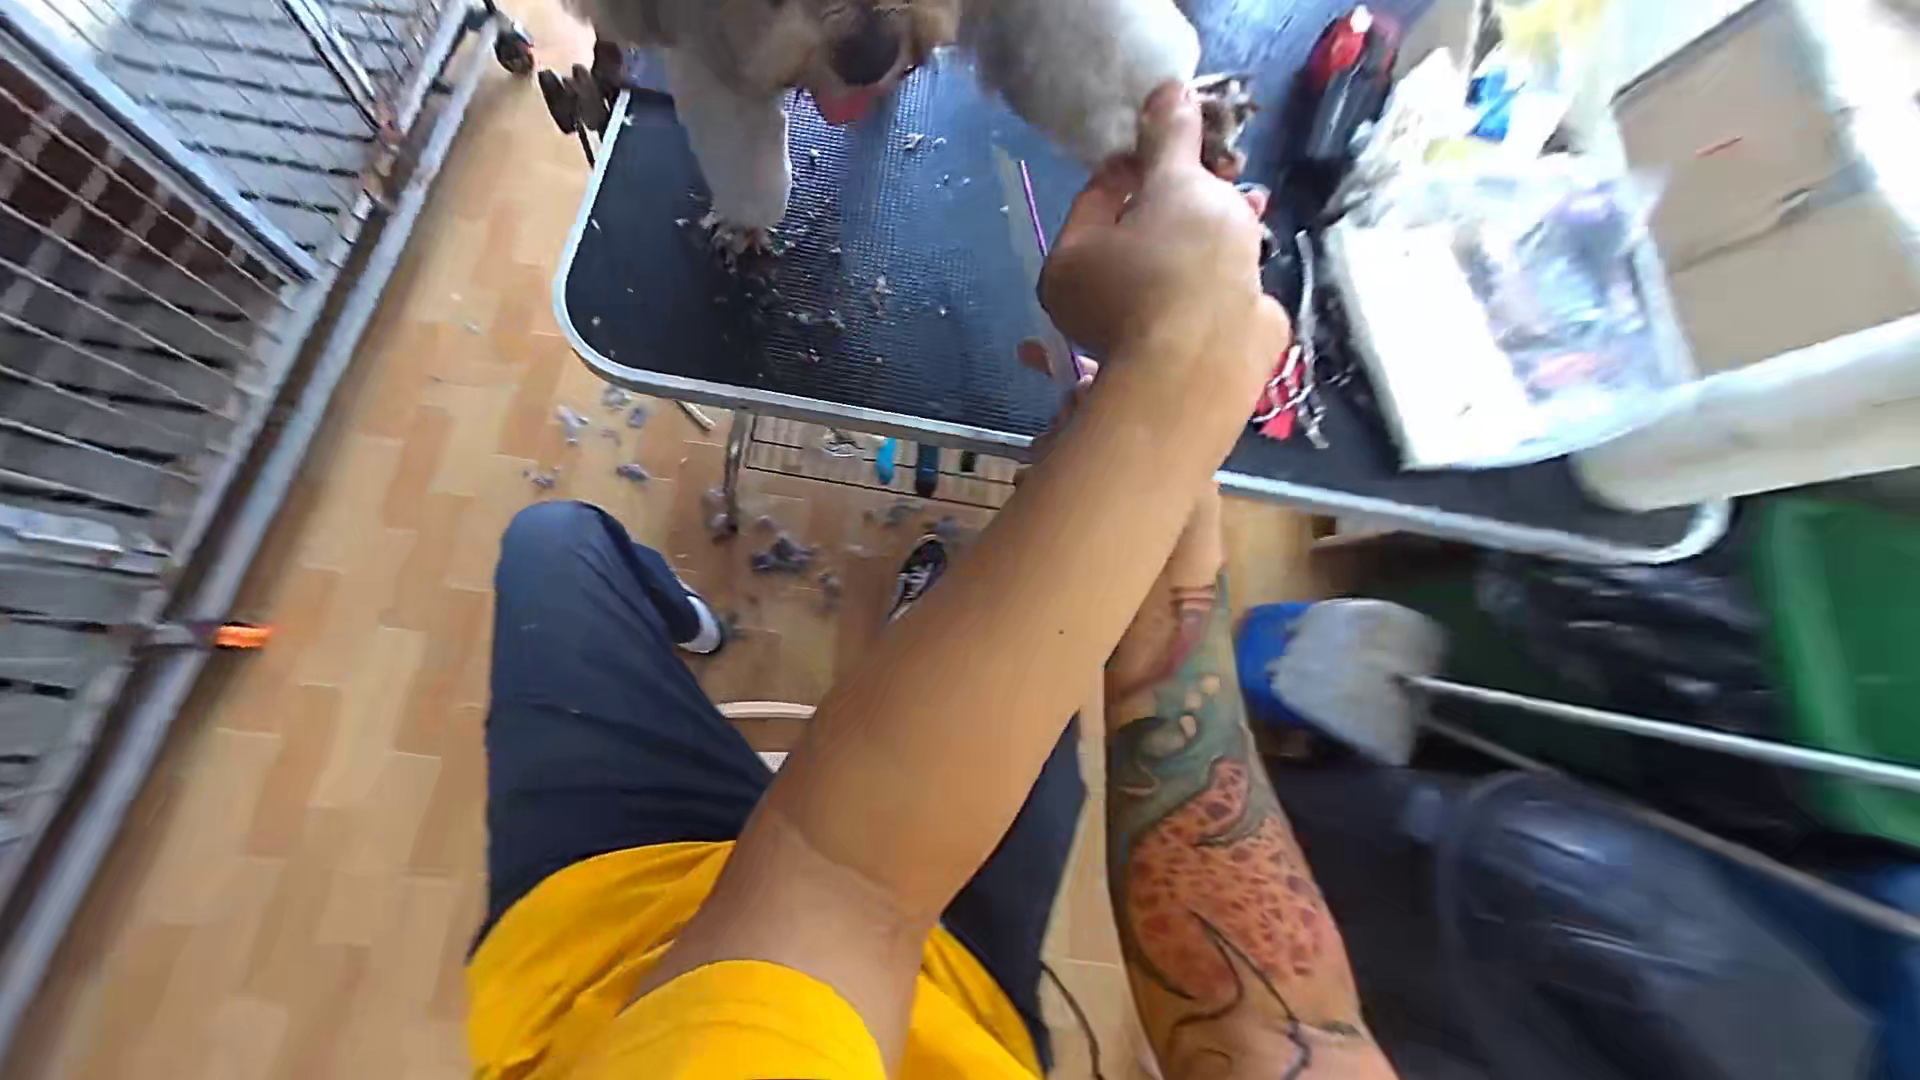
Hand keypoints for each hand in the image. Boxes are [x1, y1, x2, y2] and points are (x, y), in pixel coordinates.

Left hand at [1039, 82, 1290, 399]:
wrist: (1207, 357)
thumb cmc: (1179, 263)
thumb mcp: (1174, 184)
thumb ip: (1169, 139)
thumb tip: (1164, 95)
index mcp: (1067, 264)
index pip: (1097, 194)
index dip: (1141, 160)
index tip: (1181, 143)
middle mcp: (1085, 303)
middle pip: (1133, 229)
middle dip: (1182, 194)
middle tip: (1221, 171)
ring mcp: (1125, 330)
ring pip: (1164, 261)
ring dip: (1206, 227)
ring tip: (1248, 203)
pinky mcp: (1164, 347)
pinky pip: (1186, 291)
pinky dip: (1212, 267)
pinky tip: (1249, 244)